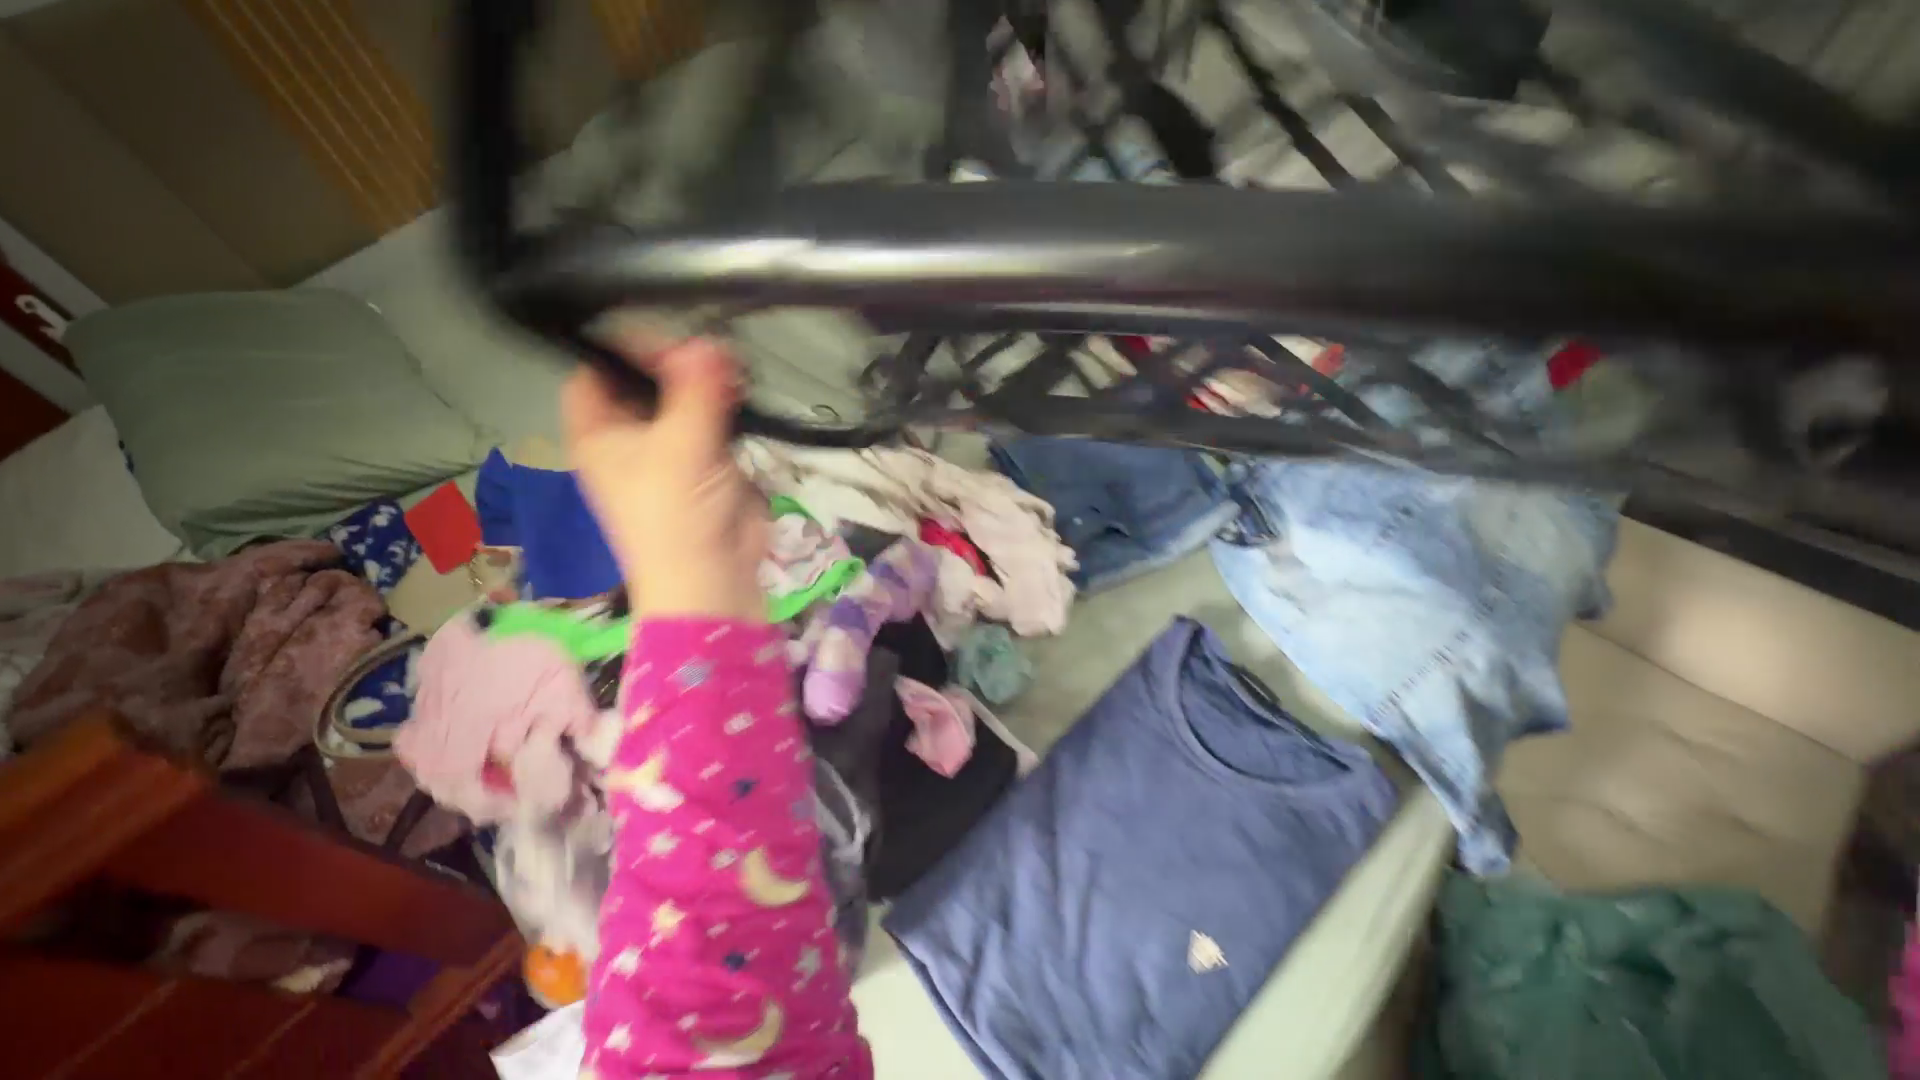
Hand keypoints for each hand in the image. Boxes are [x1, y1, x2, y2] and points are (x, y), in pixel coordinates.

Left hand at [561, 335, 767, 622]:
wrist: (713, 577)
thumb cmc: (675, 515)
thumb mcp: (679, 446)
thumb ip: (695, 390)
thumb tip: (707, 342)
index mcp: (598, 433)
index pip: (594, 370)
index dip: (620, 348)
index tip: (663, 333)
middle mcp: (628, 435)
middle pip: (642, 379)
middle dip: (673, 361)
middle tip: (708, 347)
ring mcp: (669, 447)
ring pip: (682, 396)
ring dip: (706, 380)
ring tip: (731, 366)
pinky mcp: (706, 458)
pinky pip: (712, 417)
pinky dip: (727, 402)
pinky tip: (744, 388)